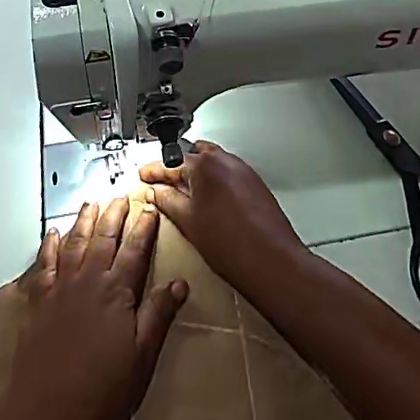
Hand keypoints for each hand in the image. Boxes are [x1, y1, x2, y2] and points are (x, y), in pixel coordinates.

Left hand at [0, 198, 188, 419]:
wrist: (51, 414)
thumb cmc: (101, 391)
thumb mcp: (142, 357)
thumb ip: (159, 315)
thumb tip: (178, 285)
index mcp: (116, 291)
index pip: (135, 249)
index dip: (144, 228)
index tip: (149, 211)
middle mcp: (87, 280)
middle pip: (104, 236)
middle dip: (115, 214)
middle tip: (121, 198)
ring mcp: (61, 287)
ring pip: (75, 241)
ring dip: (85, 220)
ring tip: (92, 204)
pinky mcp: (39, 299)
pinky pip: (45, 261)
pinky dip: (50, 244)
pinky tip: (53, 233)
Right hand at [139, 140, 308, 295]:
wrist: (272, 264)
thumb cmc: (235, 247)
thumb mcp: (188, 223)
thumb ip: (167, 201)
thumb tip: (156, 192)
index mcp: (205, 166)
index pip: (170, 161)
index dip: (154, 170)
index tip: (146, 176)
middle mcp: (225, 161)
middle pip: (193, 155)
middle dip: (177, 167)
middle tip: (165, 184)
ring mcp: (243, 171)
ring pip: (213, 162)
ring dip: (198, 173)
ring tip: (188, 194)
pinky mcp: (255, 184)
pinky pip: (228, 173)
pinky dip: (215, 180)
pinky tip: (211, 202)